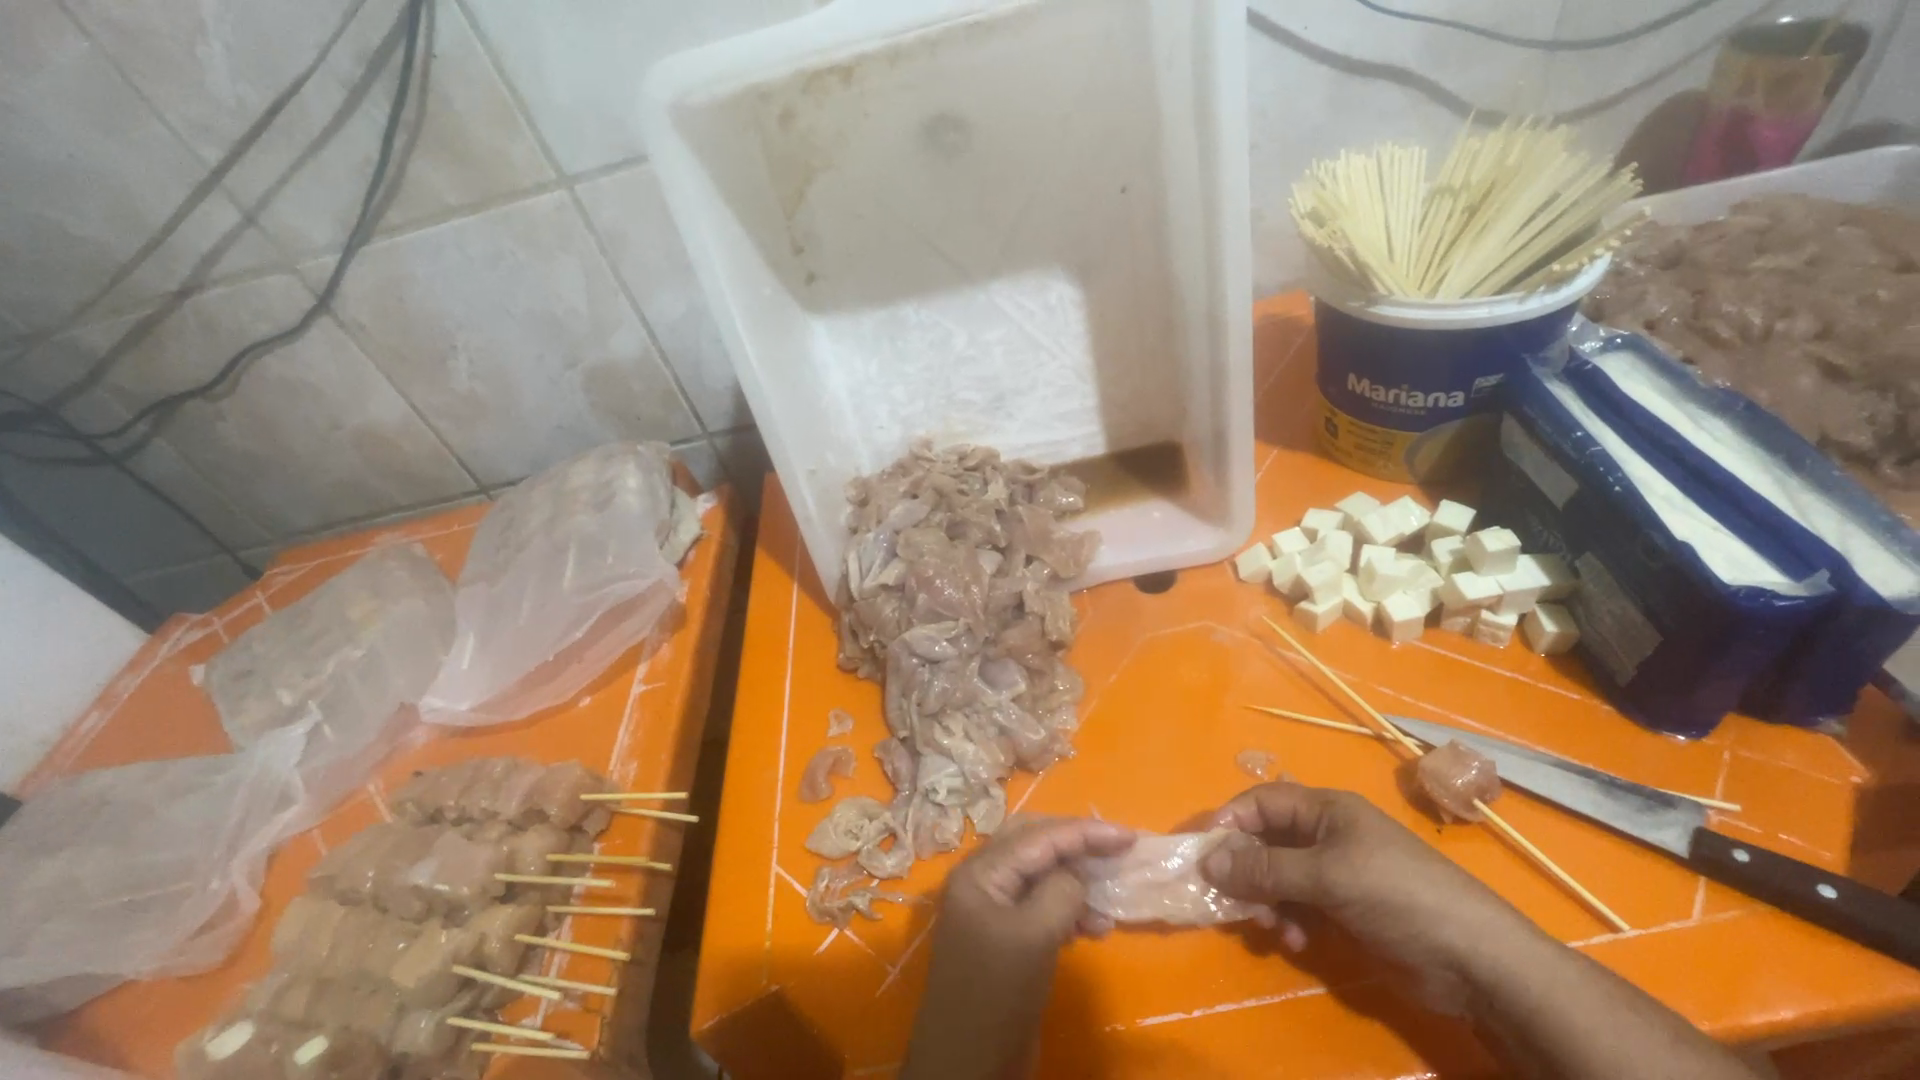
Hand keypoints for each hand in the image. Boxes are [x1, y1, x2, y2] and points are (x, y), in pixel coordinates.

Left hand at [902, 817, 1133, 1079]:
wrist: (967, 1063)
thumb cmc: (996, 994)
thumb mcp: (1034, 936)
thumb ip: (1061, 891)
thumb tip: (1078, 875)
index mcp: (980, 872)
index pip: (1039, 836)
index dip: (1086, 832)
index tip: (1130, 837)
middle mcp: (983, 881)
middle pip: (1036, 844)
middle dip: (1078, 846)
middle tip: (1118, 853)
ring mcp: (992, 909)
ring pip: (1041, 875)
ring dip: (1077, 883)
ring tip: (1108, 907)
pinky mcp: (1005, 937)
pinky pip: (1042, 905)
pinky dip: (1069, 909)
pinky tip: (1094, 928)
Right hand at [1201, 782, 1544, 1012]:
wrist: (1475, 960)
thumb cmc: (1398, 896)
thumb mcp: (1327, 877)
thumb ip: (1265, 870)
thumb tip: (1207, 860)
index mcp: (1326, 810)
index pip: (1261, 802)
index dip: (1229, 822)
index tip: (1201, 853)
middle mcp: (1328, 835)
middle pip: (1266, 841)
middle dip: (1246, 869)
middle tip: (1232, 901)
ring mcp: (1338, 873)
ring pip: (1279, 877)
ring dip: (1266, 901)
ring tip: (1271, 927)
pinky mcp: (1346, 909)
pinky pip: (1299, 905)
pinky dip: (1289, 920)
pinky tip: (1296, 941)